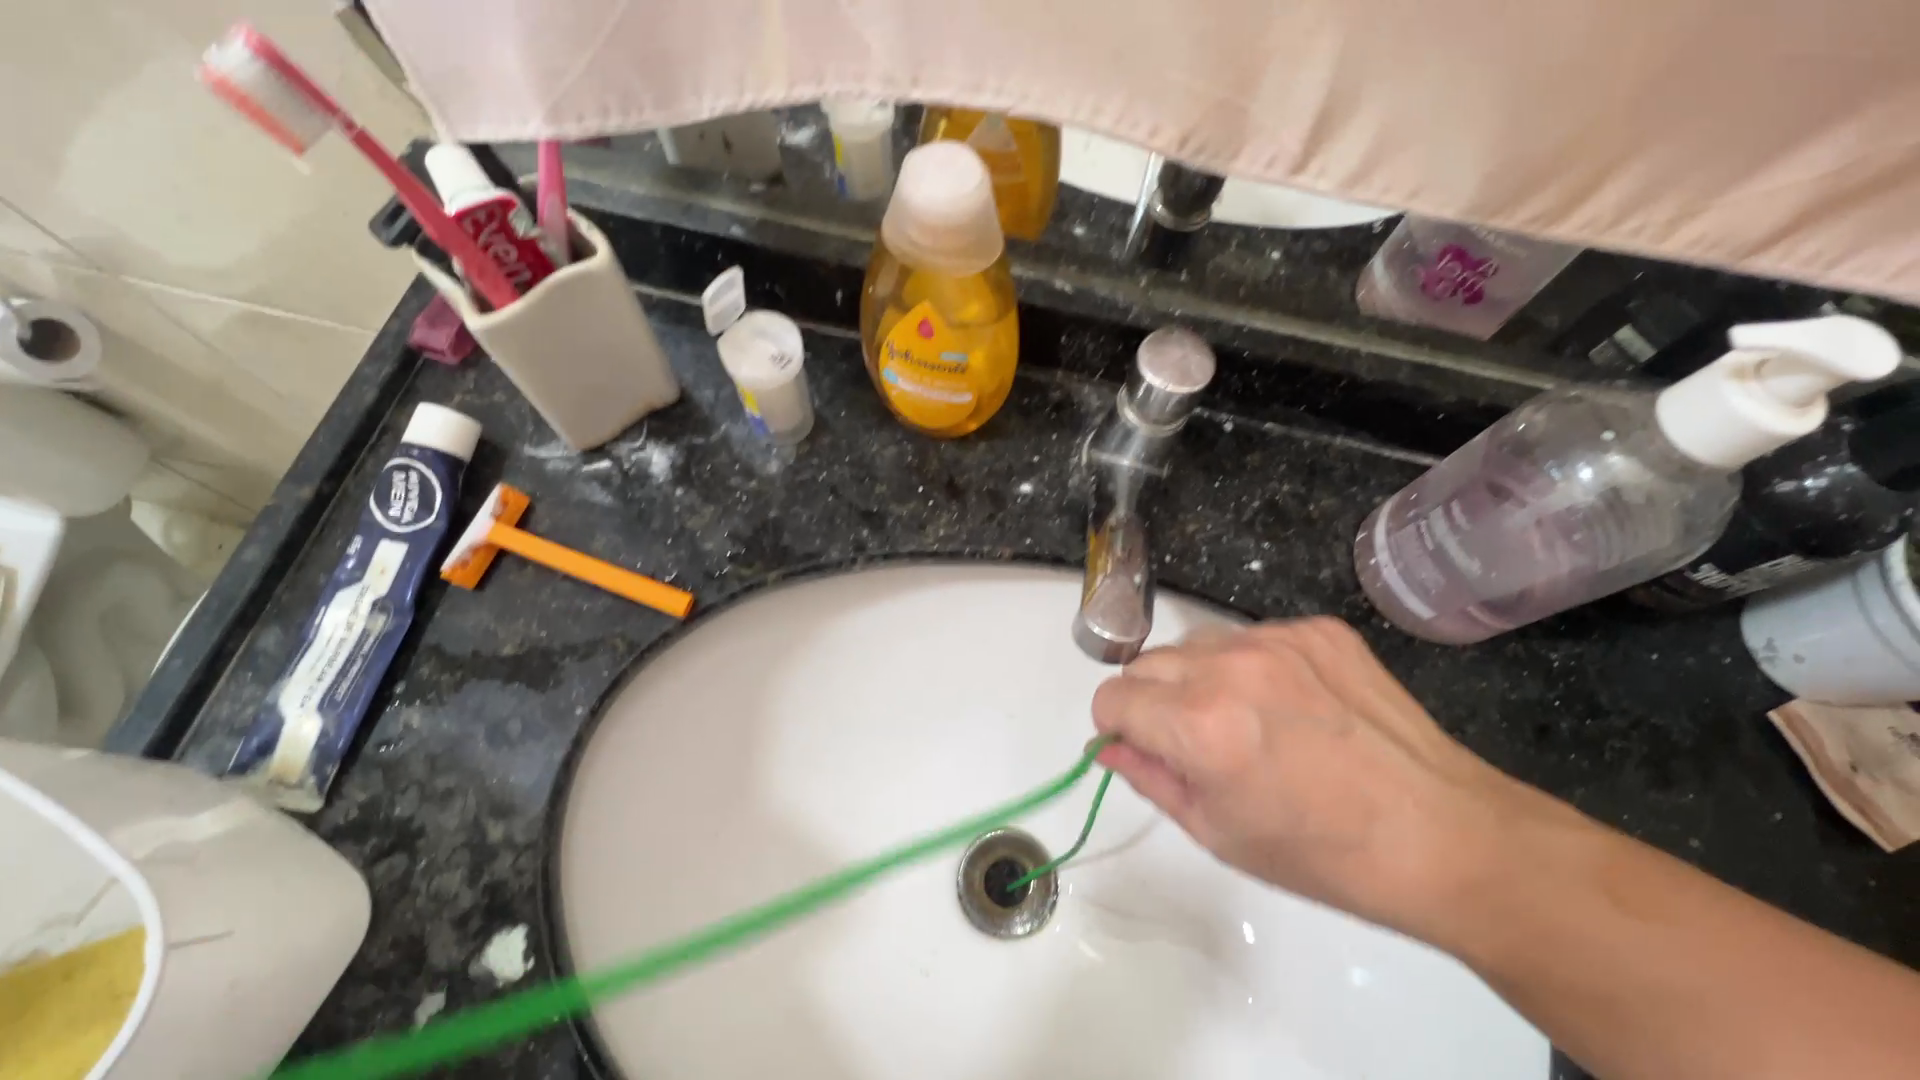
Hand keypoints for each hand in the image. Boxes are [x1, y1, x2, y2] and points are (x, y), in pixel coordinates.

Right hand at [1092, 617, 1533, 937]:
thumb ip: (1150, 778)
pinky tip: (1291, 707)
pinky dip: (1251, 667)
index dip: (1117, 728)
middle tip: (1195, 744)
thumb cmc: (1321, 854)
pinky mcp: (1319, 629)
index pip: (1112, 697)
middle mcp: (1231, 666)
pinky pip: (1252, 637)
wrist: (1441, 835)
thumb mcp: (1217, 831)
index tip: (1143, 750)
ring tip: (1247, 722)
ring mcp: (1279, 639)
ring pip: (1197, 645)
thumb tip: (1109, 748)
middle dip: (1152, 702)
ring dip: (1198, 679)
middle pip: (1147, 663)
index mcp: (1200, 724)